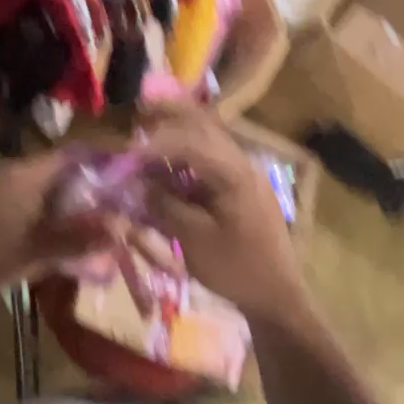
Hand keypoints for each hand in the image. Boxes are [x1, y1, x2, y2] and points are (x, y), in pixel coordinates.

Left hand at [0, 151, 111, 293]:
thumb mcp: (38, 250)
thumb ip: (80, 238)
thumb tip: (121, 229)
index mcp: (29, 173)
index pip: (75, 151)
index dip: (104, 155)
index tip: (131, 163)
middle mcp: (18, 172)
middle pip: (66, 166)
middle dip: (95, 179)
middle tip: (123, 194)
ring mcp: (5, 187)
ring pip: (52, 183)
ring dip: (76, 195)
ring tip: (102, 213)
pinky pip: (37, 196)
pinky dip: (58, 207)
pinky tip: (69, 227)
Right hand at [139, 105, 309, 321]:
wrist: (277, 296)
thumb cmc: (236, 269)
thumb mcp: (194, 240)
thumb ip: (165, 205)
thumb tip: (137, 183)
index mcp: (234, 173)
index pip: (189, 141)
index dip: (154, 144)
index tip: (126, 153)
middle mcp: (242, 163)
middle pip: (204, 124)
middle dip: (171, 114)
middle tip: (140, 108)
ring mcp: (245, 173)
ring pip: (209, 137)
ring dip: (179, 132)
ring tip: (149, 133)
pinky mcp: (242, 186)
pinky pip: (212, 158)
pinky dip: (188, 154)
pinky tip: (169, 164)